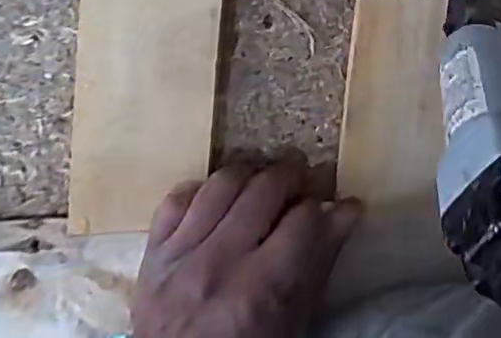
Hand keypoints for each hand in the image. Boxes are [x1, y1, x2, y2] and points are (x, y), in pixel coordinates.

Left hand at [132, 154, 362, 337]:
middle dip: (293, 178)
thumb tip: (349, 207)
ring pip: (224, 182)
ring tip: (261, 189)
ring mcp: (179, 260)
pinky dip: (201, 194)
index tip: (326, 210)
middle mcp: (219, 266)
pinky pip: (177, 200)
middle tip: (300, 186)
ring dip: (251, 178)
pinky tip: (218, 206)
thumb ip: (322, 260)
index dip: (321, 209)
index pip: (305, 216)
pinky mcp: (151, 258)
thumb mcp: (295, 322)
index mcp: (260, 290)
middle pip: (267, 186)